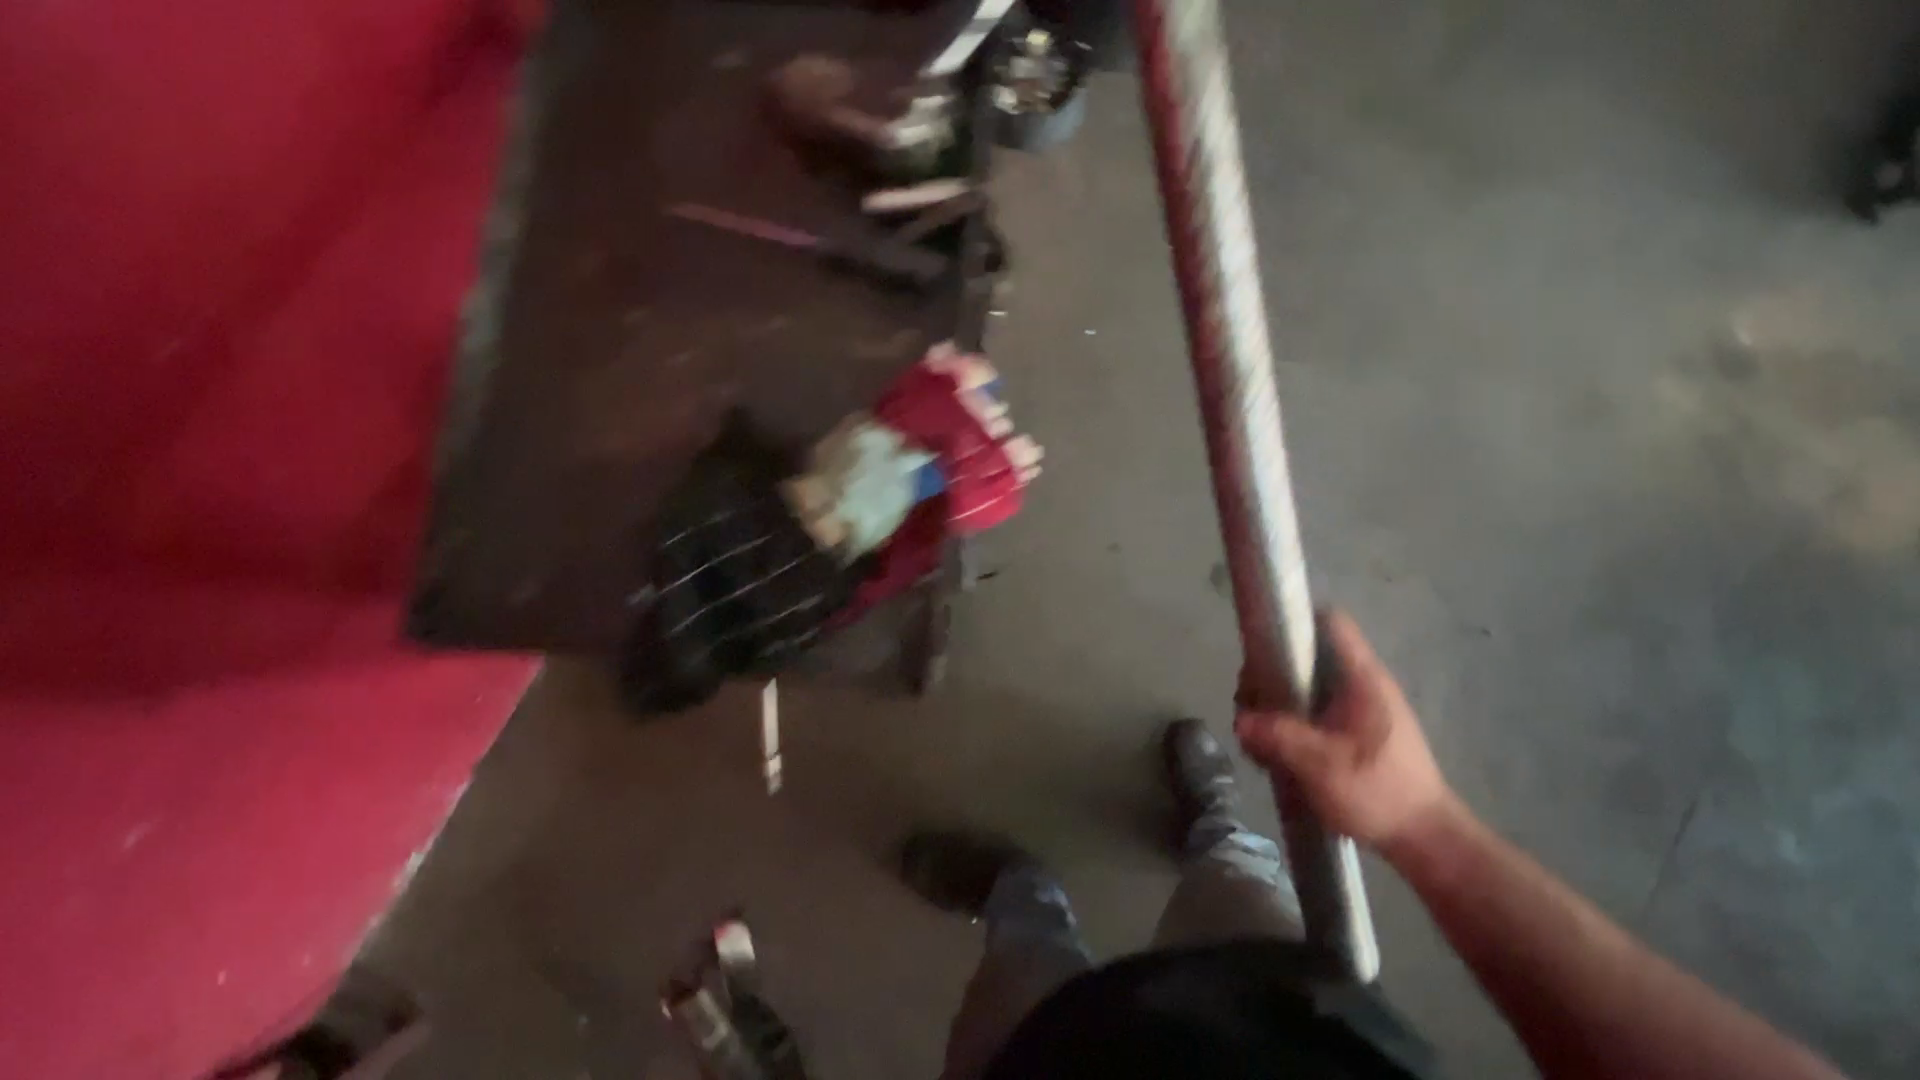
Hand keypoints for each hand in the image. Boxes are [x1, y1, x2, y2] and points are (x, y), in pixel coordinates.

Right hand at [1235, 610, 1455, 850]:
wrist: (1425, 839)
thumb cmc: (1382, 794)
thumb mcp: (1325, 766)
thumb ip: (1281, 737)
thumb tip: (1240, 720)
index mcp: (1361, 678)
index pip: (1330, 622)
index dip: (1294, 621)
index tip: (1259, 644)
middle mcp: (1358, 685)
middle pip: (1303, 657)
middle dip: (1268, 677)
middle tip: (1249, 710)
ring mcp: (1354, 710)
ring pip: (1301, 688)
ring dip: (1273, 709)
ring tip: (1258, 742)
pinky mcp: (1349, 733)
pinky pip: (1308, 714)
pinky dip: (1286, 728)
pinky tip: (1274, 757)